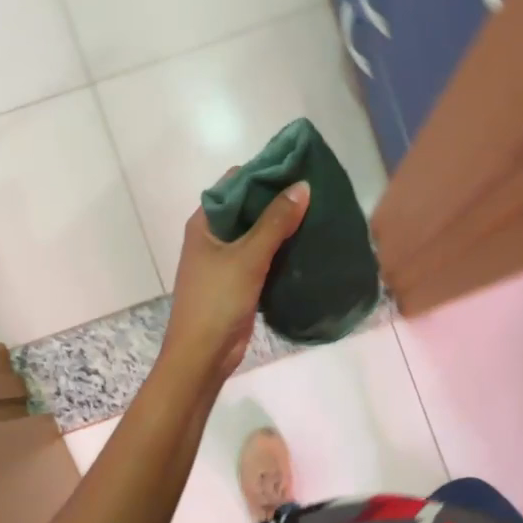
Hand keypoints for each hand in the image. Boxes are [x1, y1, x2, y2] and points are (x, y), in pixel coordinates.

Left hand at [160, 179, 310, 380]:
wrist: (203, 355)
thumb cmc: (217, 301)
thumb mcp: (248, 256)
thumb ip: (275, 222)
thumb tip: (303, 186)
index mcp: (205, 222)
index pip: (236, 183)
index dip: (265, 172)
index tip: (299, 167)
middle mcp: (213, 236)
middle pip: (249, 207)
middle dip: (279, 199)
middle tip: (318, 191)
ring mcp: (226, 260)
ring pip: (258, 233)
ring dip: (283, 226)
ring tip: (320, 213)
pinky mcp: (240, 281)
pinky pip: (264, 256)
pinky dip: (282, 250)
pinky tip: (309, 245)